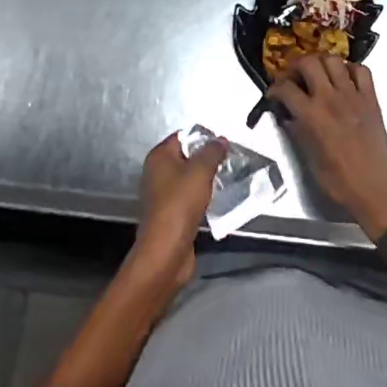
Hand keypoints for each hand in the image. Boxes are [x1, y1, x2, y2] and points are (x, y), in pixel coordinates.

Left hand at [131, 132, 224, 288]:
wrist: (167, 250)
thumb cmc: (180, 204)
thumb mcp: (200, 171)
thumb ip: (212, 152)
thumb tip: (221, 140)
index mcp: (159, 157)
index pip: (183, 136)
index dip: (203, 136)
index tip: (224, 143)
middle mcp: (157, 172)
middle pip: (186, 157)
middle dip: (207, 158)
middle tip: (229, 160)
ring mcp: (162, 194)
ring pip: (189, 178)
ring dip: (206, 179)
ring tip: (228, 178)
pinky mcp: (170, 213)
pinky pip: (189, 197)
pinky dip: (202, 196)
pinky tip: (218, 199)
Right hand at [267, 56, 386, 236]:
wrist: (375, 188)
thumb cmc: (339, 181)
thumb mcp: (309, 159)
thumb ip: (297, 132)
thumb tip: (287, 116)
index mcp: (312, 116)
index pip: (286, 88)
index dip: (275, 88)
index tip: (273, 93)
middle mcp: (330, 98)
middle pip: (309, 62)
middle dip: (295, 66)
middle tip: (293, 77)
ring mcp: (353, 95)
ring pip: (333, 60)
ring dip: (321, 63)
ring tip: (317, 73)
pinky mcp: (371, 98)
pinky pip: (361, 70)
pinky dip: (350, 69)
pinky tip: (344, 79)